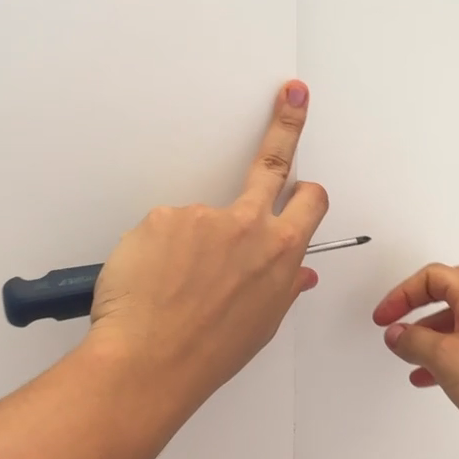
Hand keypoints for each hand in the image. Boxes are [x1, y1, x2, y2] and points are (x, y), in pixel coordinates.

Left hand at [86, 80, 328, 409]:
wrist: (150, 363)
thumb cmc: (206, 353)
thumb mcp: (261, 323)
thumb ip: (282, 287)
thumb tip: (298, 274)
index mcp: (281, 252)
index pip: (308, 202)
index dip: (306, 192)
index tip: (307, 177)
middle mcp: (248, 226)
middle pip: (273, 162)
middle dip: (288, 124)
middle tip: (292, 96)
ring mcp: (205, 217)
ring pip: (197, 220)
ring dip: (186, 243)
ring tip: (168, 285)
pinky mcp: (163, 216)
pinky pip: (162, 228)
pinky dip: (155, 249)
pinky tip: (149, 280)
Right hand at [373, 264, 458, 458]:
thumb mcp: (448, 360)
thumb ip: (416, 343)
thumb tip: (397, 334)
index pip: (434, 277)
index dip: (403, 292)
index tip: (385, 316)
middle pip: (447, 294)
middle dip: (415, 307)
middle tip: (394, 323)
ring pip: (455, 326)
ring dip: (427, 337)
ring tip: (407, 356)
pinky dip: (444, 360)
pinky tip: (430, 380)